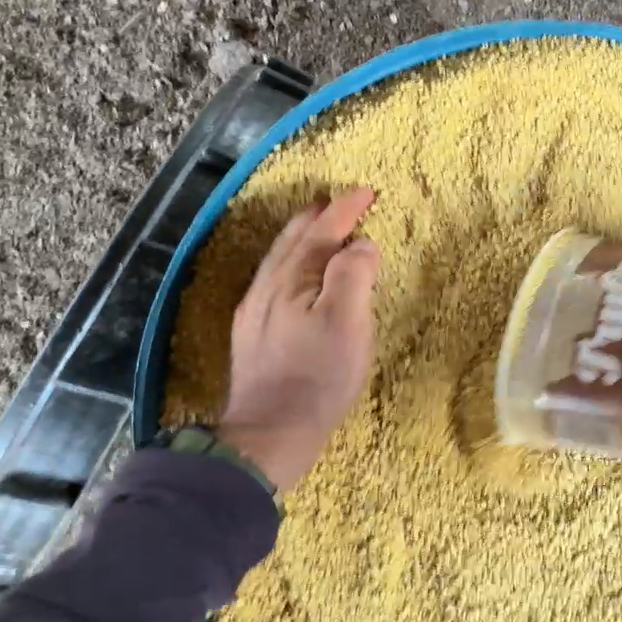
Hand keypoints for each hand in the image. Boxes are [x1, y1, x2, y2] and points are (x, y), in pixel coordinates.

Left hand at [217, 186, 380, 491]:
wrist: (270, 431)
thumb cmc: (318, 374)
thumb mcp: (347, 321)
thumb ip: (354, 274)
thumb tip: (360, 244)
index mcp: (292, 279)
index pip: (322, 231)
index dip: (345, 209)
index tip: (367, 191)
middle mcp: (267, 288)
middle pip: (292, 240)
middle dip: (317, 217)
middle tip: (336, 201)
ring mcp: (256, 313)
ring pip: (280, 260)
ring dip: (302, 238)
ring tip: (318, 228)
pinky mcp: (254, 336)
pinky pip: (275, 281)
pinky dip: (293, 264)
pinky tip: (296, 278)